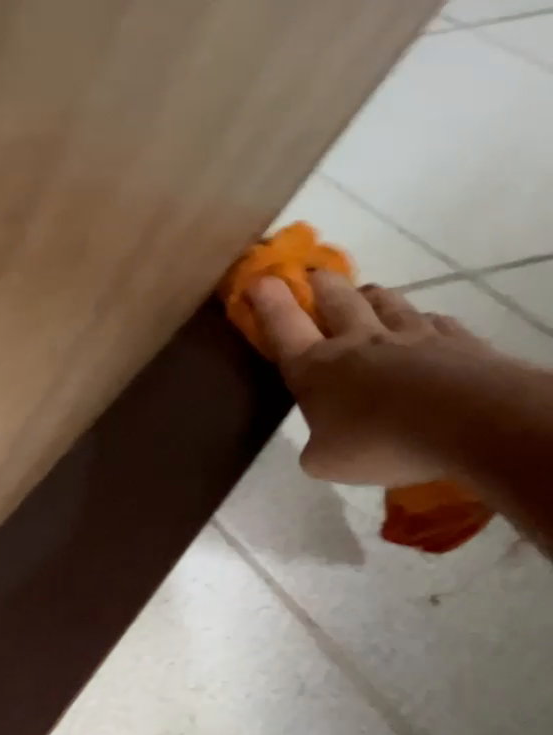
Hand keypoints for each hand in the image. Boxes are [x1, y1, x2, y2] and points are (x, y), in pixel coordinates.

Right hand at [246, 271, 501, 487]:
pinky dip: (423, 321)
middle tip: (313, 273)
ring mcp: (414, 337)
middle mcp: (359, 342)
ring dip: (371, 295)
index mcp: (314, 368)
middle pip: (337, 300)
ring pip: (387, 302)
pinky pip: (435, 322)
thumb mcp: (325, 460)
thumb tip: (325, 442)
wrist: (475, 424)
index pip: (282, 326)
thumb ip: (317, 445)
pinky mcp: (460, 341)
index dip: (268, 302)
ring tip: (366, 294)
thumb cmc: (380, 442)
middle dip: (320, 284)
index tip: (260, 279)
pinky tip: (424, 327)